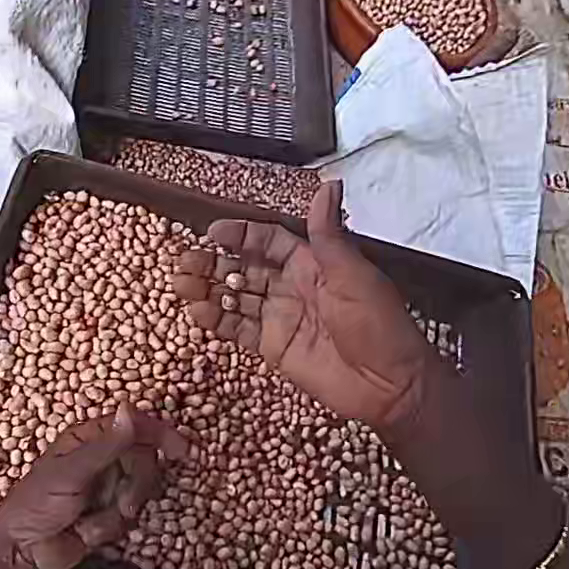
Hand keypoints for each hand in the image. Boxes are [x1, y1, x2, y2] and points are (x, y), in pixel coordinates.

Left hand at [0, 402, 187, 568]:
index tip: (181, 449)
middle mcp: (102, 458)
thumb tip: (130, 409)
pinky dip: (110, 528)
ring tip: (93, 523)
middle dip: (137, 485)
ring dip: (119, 512)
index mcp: (90, 438)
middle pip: (144, 461)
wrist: (23, 553)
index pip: (134, 426)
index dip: (160, 435)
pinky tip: (86, 534)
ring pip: (140, 491)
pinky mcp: (108, 514)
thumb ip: (108, 444)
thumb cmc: (38, 502)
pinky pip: (128, 517)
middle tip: (125, 503)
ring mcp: (106, 486)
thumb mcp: (73, 471)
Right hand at [170, 180, 439, 430]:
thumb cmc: (377, 324)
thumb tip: (328, 184)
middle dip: (213, 264)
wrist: (388, 384)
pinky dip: (217, 321)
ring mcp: (279, 318)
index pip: (268, 241)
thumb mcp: (352, 274)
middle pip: (244, 269)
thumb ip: (328, 235)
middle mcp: (290, 286)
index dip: (240, 235)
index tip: (212, 233)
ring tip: (179, 285)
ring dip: (207, 290)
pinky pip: (239, 329)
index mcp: (311, 263)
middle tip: (184, 261)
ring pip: (235, 298)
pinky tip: (196, 314)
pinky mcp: (272, 347)